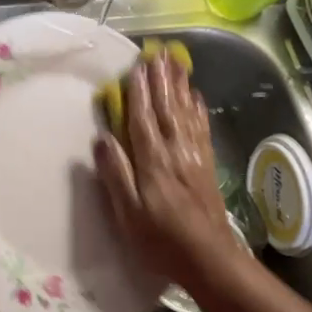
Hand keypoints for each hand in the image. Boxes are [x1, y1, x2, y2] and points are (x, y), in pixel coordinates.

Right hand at [93, 53, 234, 288]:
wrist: (210, 259)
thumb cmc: (161, 241)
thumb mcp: (127, 214)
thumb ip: (116, 174)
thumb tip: (102, 138)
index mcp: (152, 162)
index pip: (143, 119)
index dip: (139, 91)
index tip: (137, 65)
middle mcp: (175, 152)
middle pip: (167, 108)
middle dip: (162, 79)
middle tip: (158, 52)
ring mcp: (195, 158)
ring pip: (186, 113)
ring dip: (180, 86)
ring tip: (177, 63)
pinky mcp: (207, 166)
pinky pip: (202, 128)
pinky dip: (198, 109)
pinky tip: (197, 97)